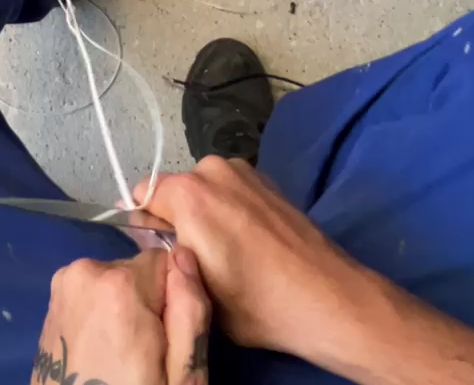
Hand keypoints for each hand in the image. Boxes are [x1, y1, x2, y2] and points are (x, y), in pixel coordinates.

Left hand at [34, 248, 212, 384]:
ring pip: (115, 280)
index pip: (166, 261)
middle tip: (144, 354)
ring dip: (122, 308)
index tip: (166, 339)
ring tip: (119, 356)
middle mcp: (86, 270)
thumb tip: (184, 254)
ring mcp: (63, 282)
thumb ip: (189, 311)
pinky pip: (92, 291)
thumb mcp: (181, 377)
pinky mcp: (52, 298)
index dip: (173, 301)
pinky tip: (99, 350)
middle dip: (146, 304)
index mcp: (119, 284)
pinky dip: (100, 312)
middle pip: (137, 271)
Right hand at [139, 157, 386, 368]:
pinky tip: (251, 238)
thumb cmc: (260, 304)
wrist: (331, 299)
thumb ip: (165, 255)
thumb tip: (151, 236)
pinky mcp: (264, 176)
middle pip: (173, 189)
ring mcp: (241, 168)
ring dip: (204, 210)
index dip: (148, 225)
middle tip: (200, 255)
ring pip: (201, 187)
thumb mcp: (197, 290)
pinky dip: (229, 205)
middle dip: (177, 217)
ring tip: (230, 248)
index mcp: (188, 194)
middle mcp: (210, 169)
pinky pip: (228, 187)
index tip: (166, 251)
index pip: (141, 195)